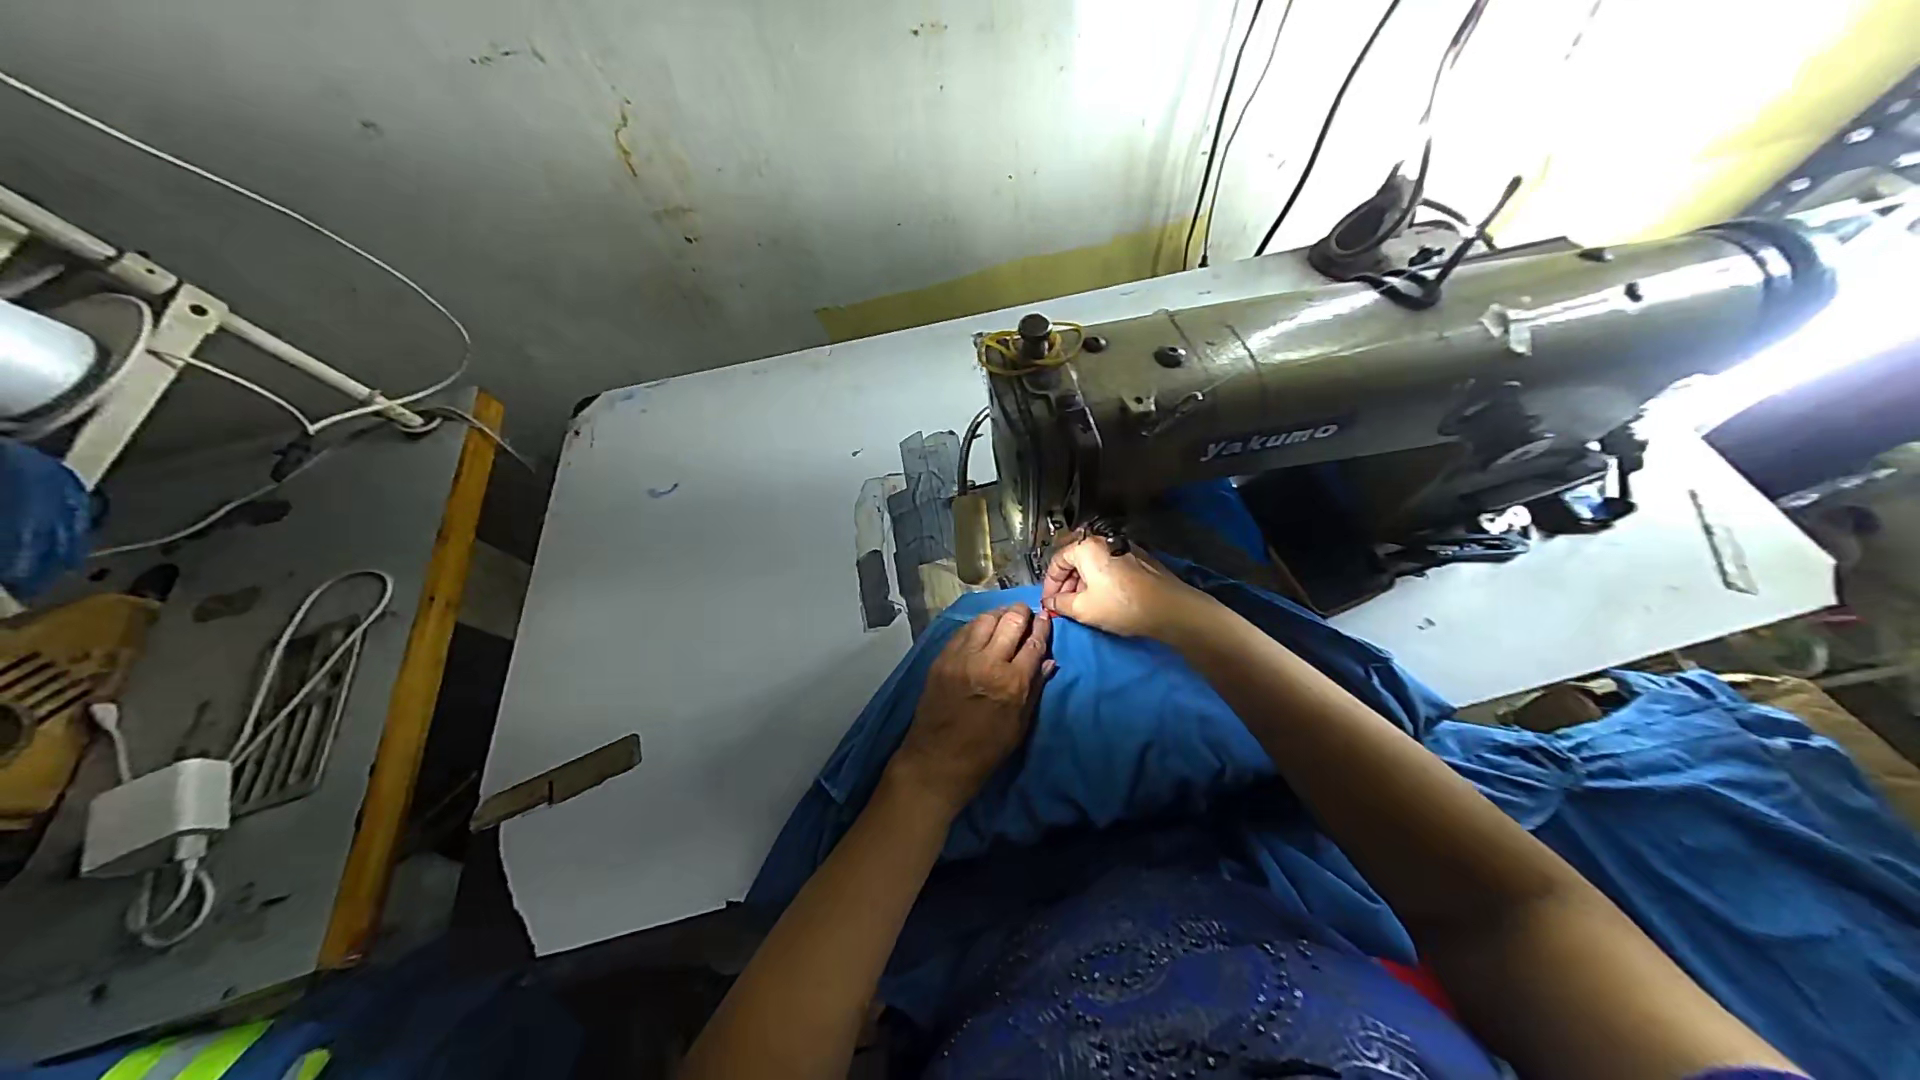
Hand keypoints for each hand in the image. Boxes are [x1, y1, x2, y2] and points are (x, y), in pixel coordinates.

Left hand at [885, 605, 1053, 815]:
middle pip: (1010, 623)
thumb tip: (1049, 661)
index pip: (1034, 643)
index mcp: (1013, 682)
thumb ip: (1035, 688)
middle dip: (1021, 613)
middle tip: (1025, 611)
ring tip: (1005, 615)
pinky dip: (977, 625)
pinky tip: (982, 627)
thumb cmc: (986, 749)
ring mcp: (962, 657)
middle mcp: (989, 662)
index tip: (1045, 618)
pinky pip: (964, 630)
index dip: (1042, 627)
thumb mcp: (1020, 724)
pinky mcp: (943, 658)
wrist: (939, 758)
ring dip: (999, 614)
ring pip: (985, 620)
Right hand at [1041, 534, 1219, 641]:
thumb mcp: (1082, 609)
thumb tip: (1050, 603)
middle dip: (1066, 583)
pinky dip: (1100, 580)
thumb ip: (1060, 603)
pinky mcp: (1138, 558)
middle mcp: (1104, 541)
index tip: (1048, 602)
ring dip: (1083, 583)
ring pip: (1093, 564)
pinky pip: (1110, 566)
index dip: (1049, 584)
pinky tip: (1103, 599)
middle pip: (1075, 559)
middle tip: (1063, 605)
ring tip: (1082, 604)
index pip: (1056, 561)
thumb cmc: (1122, 605)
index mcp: (1087, 547)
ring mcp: (1123, 548)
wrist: (1169, 608)